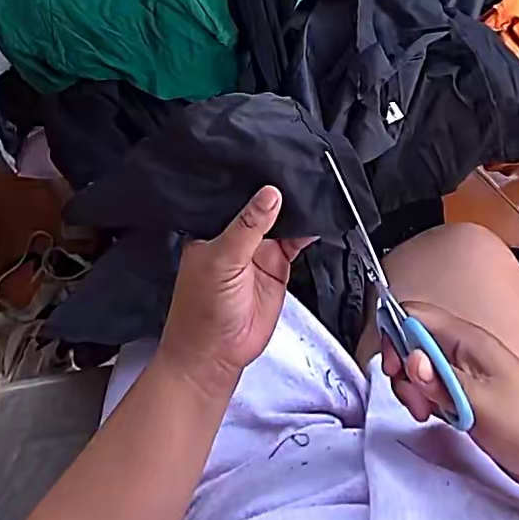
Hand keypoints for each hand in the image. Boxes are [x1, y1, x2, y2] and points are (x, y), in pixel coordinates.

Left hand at [159, 186, 314, 397]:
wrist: (216, 355)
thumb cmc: (201, 310)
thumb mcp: (222, 261)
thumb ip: (248, 227)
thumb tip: (269, 195)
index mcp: (213, 228)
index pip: (236, 196)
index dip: (254, 181)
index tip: (276, 163)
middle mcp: (236, 236)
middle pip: (263, 207)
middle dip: (281, 193)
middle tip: (302, 174)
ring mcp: (258, 251)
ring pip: (282, 222)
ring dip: (297, 212)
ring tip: (314, 193)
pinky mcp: (277, 266)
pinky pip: (296, 243)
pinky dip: (308, 233)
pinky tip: (317, 222)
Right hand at [382, 302, 518, 492]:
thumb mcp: (479, 406)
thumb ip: (439, 380)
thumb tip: (410, 357)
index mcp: (471, 340)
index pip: (416, 315)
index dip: (396, 336)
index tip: (394, 368)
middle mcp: (468, 349)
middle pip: (414, 340)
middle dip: (404, 368)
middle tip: (415, 399)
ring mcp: (469, 369)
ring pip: (422, 365)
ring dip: (415, 388)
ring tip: (429, 412)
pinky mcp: (470, 391)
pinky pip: (436, 385)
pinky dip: (429, 399)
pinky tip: (440, 416)